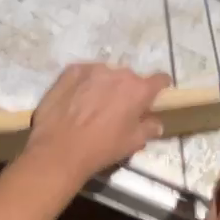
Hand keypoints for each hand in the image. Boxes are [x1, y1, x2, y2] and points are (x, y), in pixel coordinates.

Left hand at [22, 63, 171, 181]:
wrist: (59, 150)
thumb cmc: (102, 148)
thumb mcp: (133, 143)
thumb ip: (149, 129)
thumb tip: (155, 123)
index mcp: (138, 89)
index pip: (160, 79)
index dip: (160, 87)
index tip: (154, 96)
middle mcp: (118, 73)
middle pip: (130, 78)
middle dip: (127, 90)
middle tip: (118, 109)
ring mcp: (92, 69)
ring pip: (106, 74)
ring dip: (105, 85)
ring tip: (93, 105)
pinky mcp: (70, 71)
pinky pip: (84, 74)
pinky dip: (84, 83)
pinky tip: (76, 100)